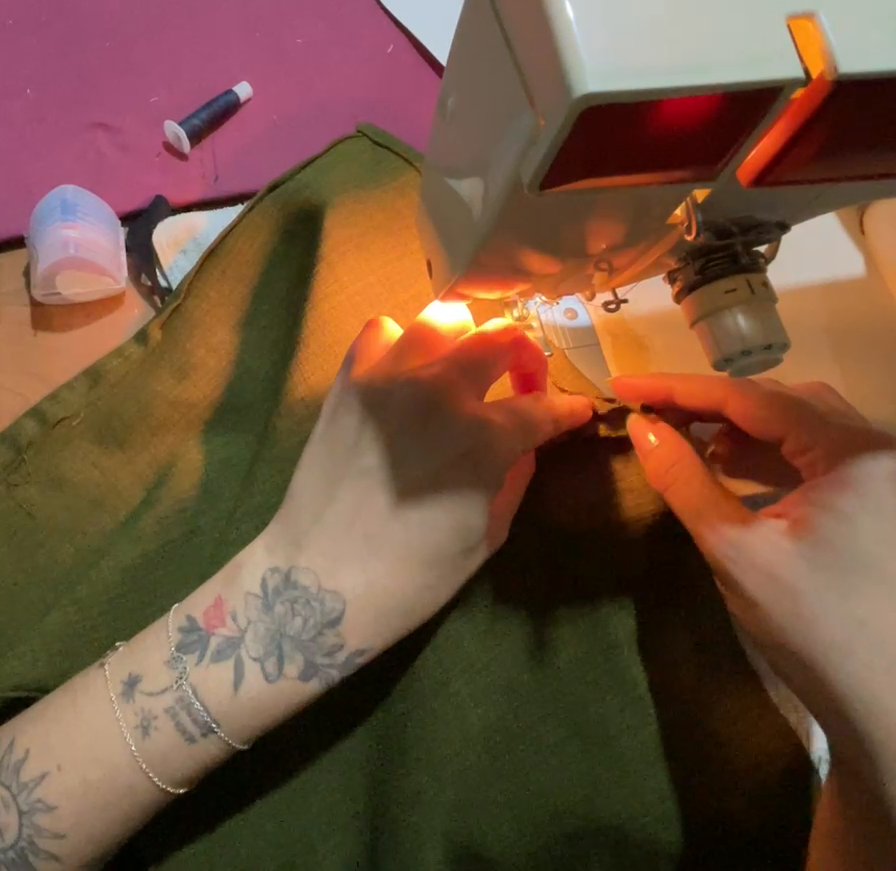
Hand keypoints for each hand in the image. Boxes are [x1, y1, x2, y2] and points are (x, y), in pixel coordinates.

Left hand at [259, 301, 592, 642]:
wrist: (320, 575)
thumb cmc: (412, 574)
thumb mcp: (487, 535)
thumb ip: (514, 476)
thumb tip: (526, 441)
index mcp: (484, 437)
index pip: (542, 406)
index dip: (567, 410)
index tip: (575, 412)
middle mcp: (439, 391)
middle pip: (499, 337)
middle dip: (524, 354)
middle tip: (522, 380)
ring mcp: (388, 377)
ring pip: (440, 320)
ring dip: (463, 340)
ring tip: (461, 369)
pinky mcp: (349, 379)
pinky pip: (380, 331)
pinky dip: (400, 343)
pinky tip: (404, 373)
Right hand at [612, 374, 895, 740]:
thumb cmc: (817, 628)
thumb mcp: (734, 548)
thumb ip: (683, 477)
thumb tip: (641, 424)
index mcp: (856, 451)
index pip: (749, 397)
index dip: (677, 388)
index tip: (621, 386)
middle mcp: (885, 450)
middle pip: (780, 402)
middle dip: (710, 404)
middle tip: (651, 414)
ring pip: (802, 427)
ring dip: (741, 428)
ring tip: (687, 442)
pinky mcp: (893, 509)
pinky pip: (821, 459)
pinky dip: (771, 456)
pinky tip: (736, 473)